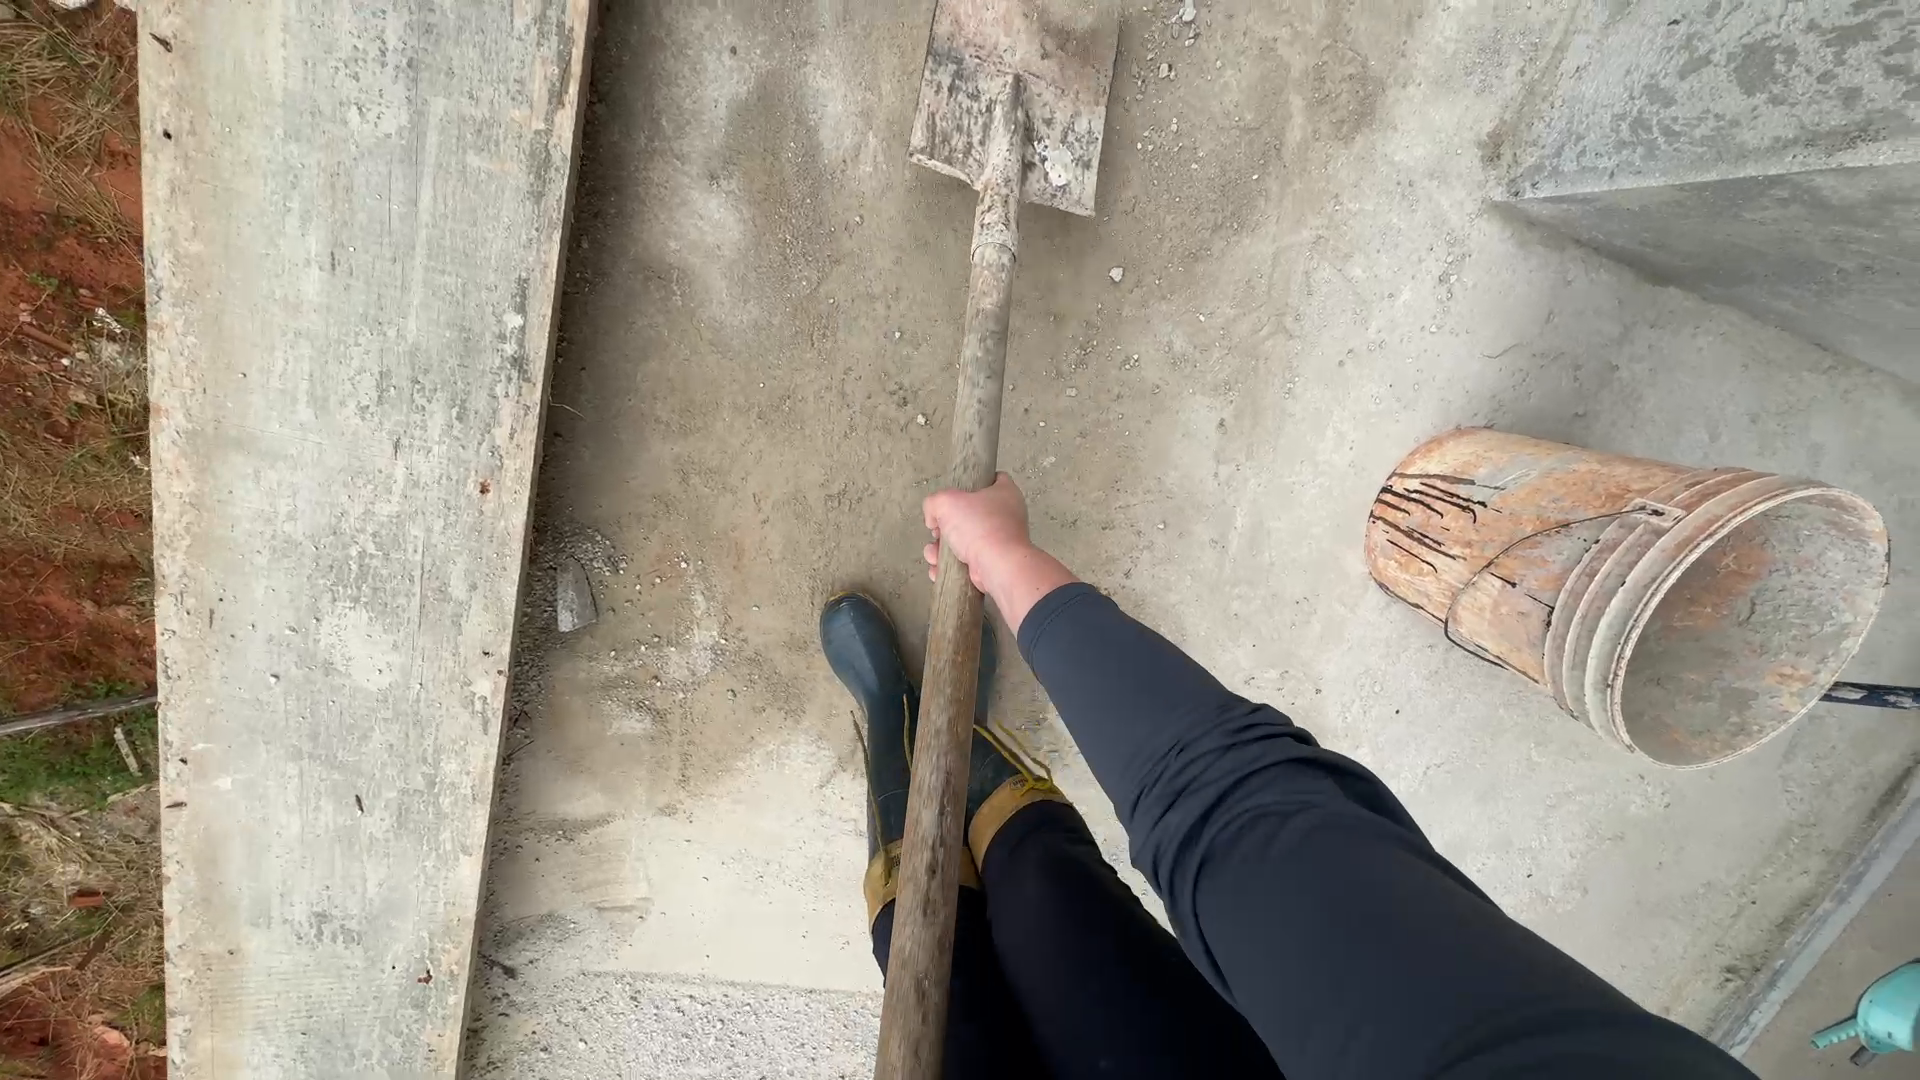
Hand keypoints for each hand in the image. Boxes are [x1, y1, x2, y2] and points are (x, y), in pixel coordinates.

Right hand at [923, 474, 1077, 633]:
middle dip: (945, 526)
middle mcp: (1006, 517)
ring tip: (934, 555)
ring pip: (964, 541)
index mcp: (1004, 493)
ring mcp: (1000, 542)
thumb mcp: (946, 502)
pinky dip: (950, 567)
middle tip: (937, 530)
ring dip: (942, 550)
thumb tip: (933, 520)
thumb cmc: (979, 526)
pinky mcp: (992, 563)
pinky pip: (966, 562)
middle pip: (969, 515)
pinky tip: (938, 569)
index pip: (990, 479)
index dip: (969, 484)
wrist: (997, 566)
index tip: (953, 494)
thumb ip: (933, 503)